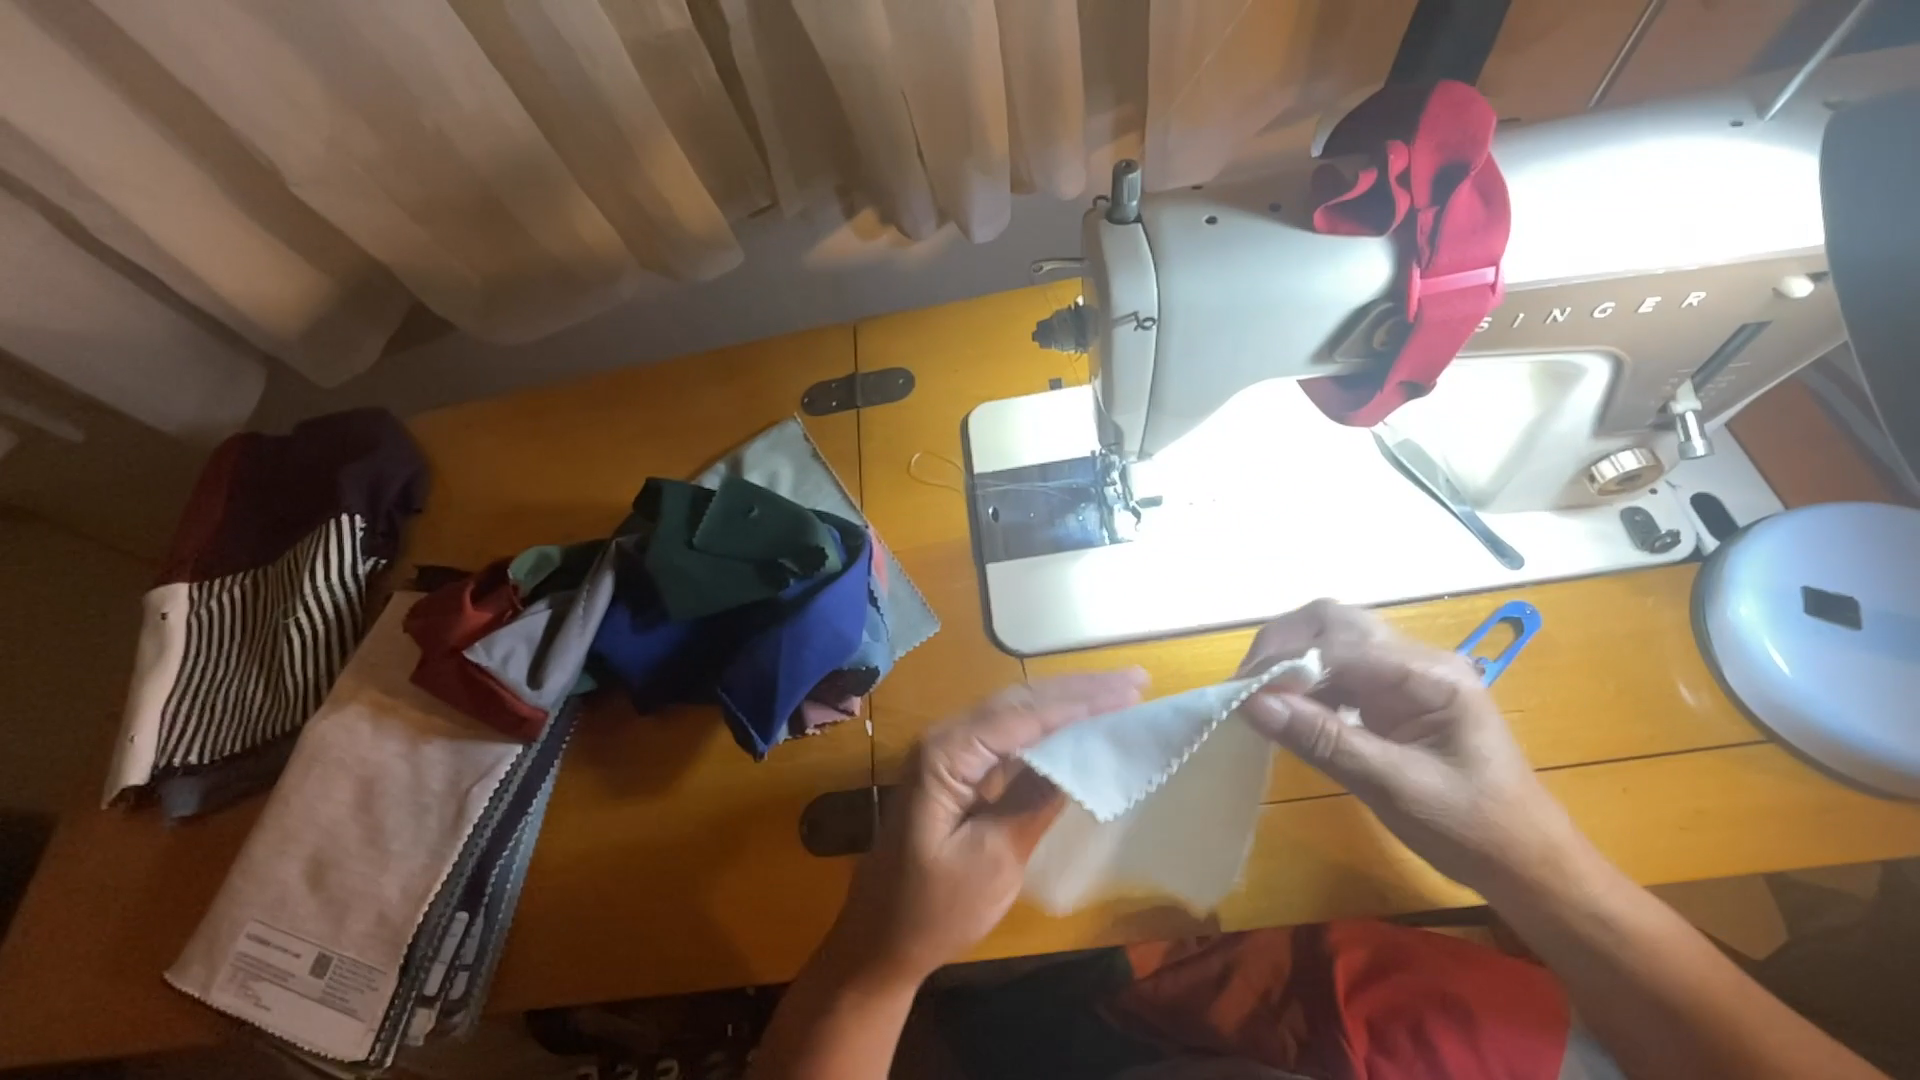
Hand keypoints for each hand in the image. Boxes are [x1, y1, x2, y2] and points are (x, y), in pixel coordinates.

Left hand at [823, 671, 1147, 987]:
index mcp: (945, 755)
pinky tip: (1076, 726)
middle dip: (1078, 691)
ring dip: (1065, 704)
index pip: (1022, 714)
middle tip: (1134, 681)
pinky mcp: (958, 772)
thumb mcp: (993, 859)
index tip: (1130, 690)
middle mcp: (944, 740)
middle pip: (1018, 702)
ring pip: (1014, 713)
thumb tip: (1078, 756)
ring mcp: (948, 754)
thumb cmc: (933, 909)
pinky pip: (1007, 737)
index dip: (1079, 701)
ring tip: (1117, 694)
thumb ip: (1034, 801)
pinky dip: (1046, 729)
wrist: (881, 939)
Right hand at [1236, 600, 1584, 894]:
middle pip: (1332, 622)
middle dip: (1280, 646)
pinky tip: (1289, 712)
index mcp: (1428, 675)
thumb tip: (1254, 704)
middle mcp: (1417, 660)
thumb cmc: (1471, 829)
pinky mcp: (1397, 694)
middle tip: (1243, 687)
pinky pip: (1340, 670)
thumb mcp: (1394, 788)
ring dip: (1289, 663)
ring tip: (1256, 699)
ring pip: (1332, 640)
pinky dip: (1306, 683)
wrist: (1527, 863)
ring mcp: (1408, 674)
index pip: (1338, 641)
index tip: (1241, 695)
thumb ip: (1324, 741)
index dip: (1283, 661)